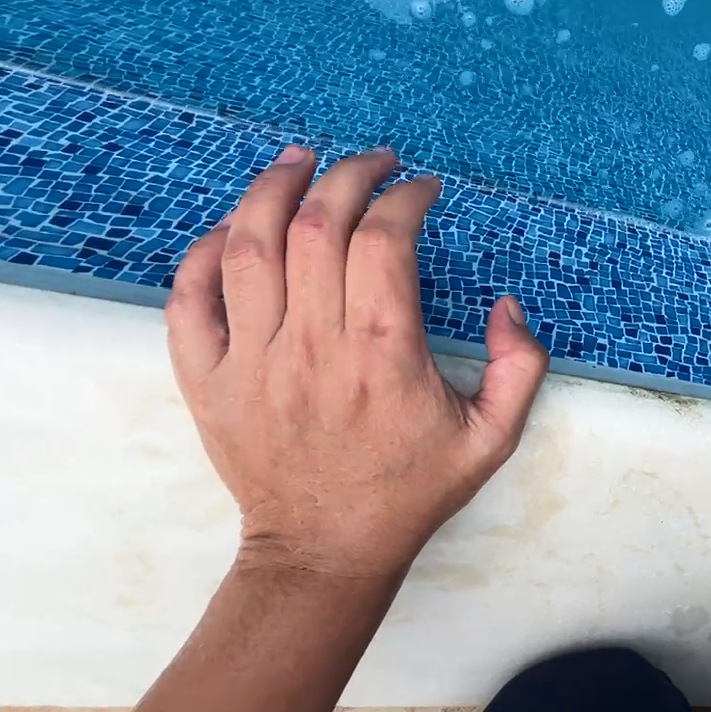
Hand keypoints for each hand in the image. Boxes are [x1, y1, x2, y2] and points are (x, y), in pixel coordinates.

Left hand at [164, 146, 549, 579]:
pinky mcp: (207, 381)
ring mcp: (250, 361)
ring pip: (248, 246)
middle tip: (377, 160)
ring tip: (301, 160)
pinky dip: (206, 249)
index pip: (386, 240)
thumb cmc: (415, 488)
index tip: (425, 188)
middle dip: (350, 175)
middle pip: (317, 226)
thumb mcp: (496, 434)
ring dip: (274, 189)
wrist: (324, 551)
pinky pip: (189, 297)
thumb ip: (521, 364)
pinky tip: (237, 224)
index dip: (407, 198)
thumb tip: (506, 304)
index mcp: (384, 352)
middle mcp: (313, 345)